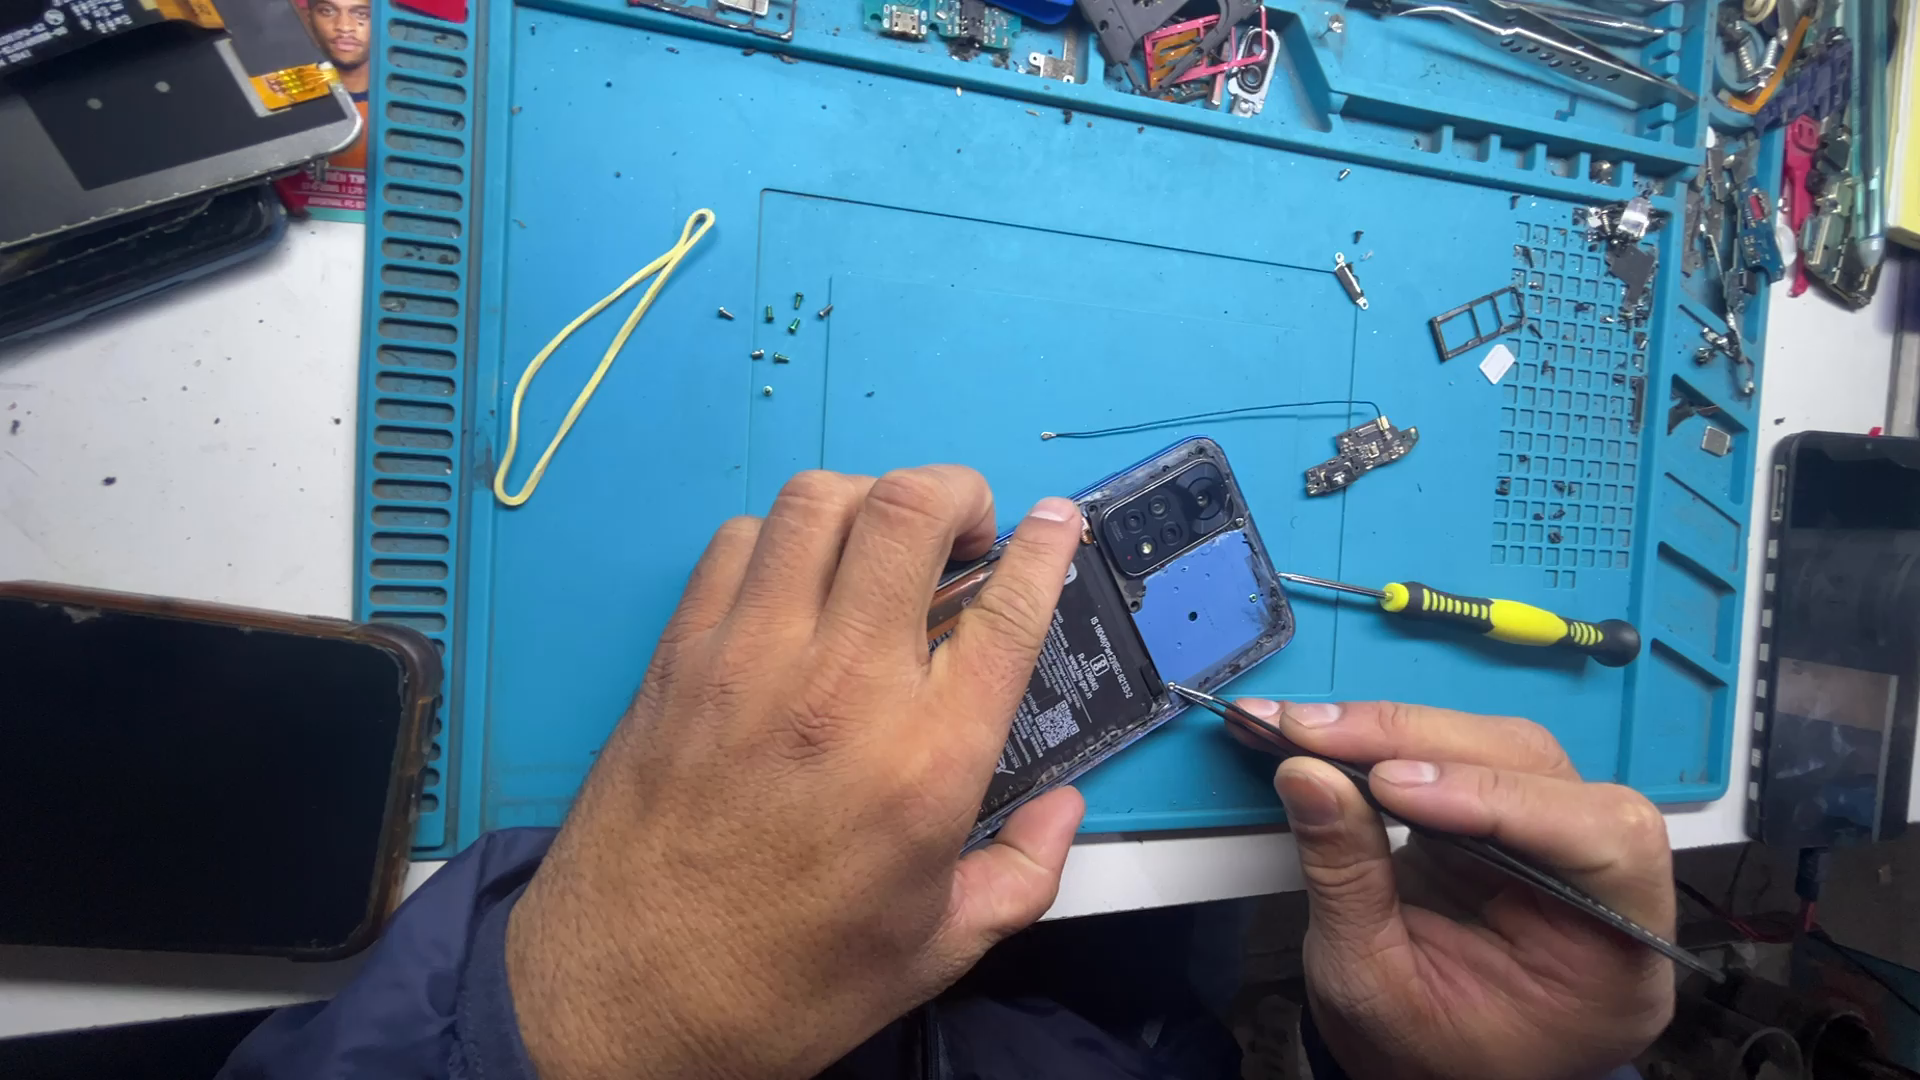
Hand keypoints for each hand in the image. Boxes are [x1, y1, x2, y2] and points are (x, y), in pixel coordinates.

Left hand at [504, 467, 1088, 1079]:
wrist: (619, 1002)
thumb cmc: (790, 979)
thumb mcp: (937, 948)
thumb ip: (1025, 871)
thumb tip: (1068, 806)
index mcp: (927, 759)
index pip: (1006, 614)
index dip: (1044, 547)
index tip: (1055, 519)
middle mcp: (844, 683)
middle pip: (909, 513)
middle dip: (958, 492)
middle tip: (966, 530)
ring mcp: (752, 655)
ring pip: (819, 502)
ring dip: (871, 501)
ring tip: (882, 543)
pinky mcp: (682, 651)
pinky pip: (740, 540)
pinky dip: (785, 536)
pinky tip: (796, 580)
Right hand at [1235, 700, 1675, 1079]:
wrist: (1410, 1065)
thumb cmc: (1412, 1052)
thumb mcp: (1367, 981)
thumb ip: (1344, 877)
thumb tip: (1305, 772)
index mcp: (1606, 956)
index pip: (1599, 839)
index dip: (1498, 796)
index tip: (1387, 786)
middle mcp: (1590, 880)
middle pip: (1530, 764)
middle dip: (1410, 737)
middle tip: (1308, 730)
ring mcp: (1534, 838)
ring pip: (1484, 743)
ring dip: (1385, 727)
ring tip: (1300, 726)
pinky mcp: (1481, 815)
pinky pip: (1437, 754)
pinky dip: (1371, 738)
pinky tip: (1317, 734)